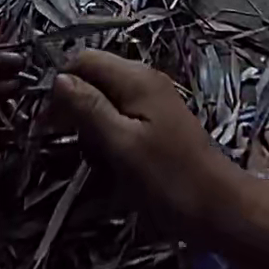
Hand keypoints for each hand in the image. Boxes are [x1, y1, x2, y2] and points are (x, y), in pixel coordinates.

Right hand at [51, 49, 240, 241]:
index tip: (48, 123)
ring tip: (98, 160)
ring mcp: (153, 97)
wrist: (219, 209)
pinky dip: (109, 134)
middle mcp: (144, 77)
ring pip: (105, 98)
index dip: (62, 85)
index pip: (84, 59)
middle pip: (94, 76)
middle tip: (77, 147)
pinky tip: (114, 162)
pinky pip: (121, 115)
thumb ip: (89, 108)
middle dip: (78, 107)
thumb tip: (58, 79)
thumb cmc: (169, 179)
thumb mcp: (122, 145)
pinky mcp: (157, 118)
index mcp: (135, 77)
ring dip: (93, 125)